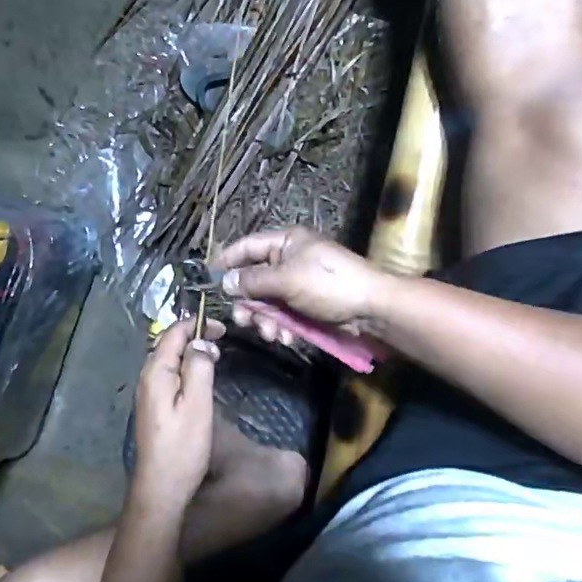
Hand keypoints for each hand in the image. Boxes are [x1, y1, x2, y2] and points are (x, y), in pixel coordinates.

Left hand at [129, 318, 220, 513]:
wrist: (161, 488)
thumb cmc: (183, 446)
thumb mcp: (197, 403)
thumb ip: (199, 367)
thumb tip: (201, 341)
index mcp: (156, 371)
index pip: (174, 333)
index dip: (198, 324)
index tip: (223, 328)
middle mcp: (147, 376)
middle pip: (168, 342)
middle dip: (194, 334)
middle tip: (222, 339)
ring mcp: (147, 392)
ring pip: (168, 358)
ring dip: (190, 350)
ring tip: (214, 354)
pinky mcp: (153, 405)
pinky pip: (168, 373)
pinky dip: (185, 365)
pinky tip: (199, 376)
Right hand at [215, 227, 391, 343]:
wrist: (371, 308)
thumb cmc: (327, 283)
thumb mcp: (286, 279)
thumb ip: (253, 280)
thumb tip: (225, 281)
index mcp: (286, 242)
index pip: (247, 246)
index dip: (227, 260)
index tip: (209, 279)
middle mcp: (289, 260)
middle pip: (255, 280)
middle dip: (249, 303)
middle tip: (243, 320)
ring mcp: (299, 284)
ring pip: (268, 302)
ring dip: (266, 320)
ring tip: (273, 334)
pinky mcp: (308, 306)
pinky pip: (284, 315)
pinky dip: (282, 327)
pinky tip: (287, 338)